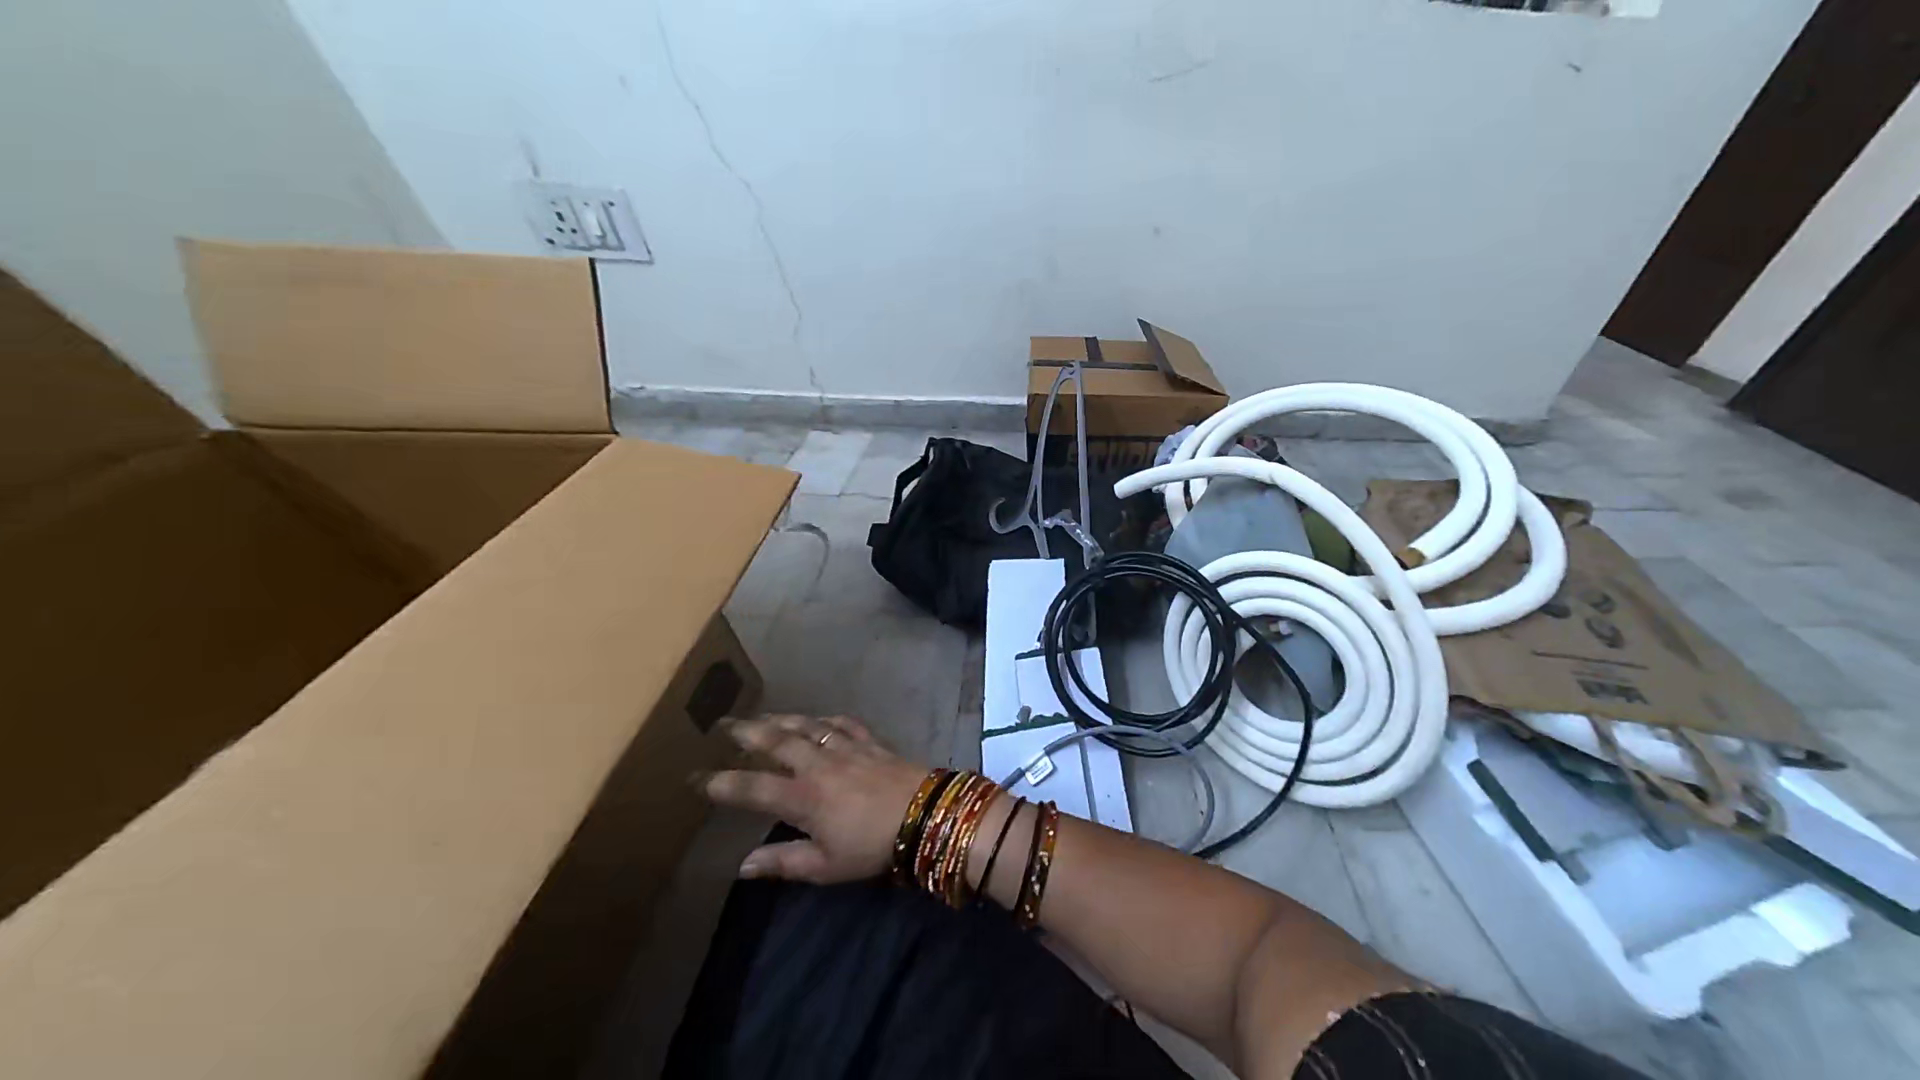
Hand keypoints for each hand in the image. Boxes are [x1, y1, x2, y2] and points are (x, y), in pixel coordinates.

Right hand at [700, 714, 931, 883]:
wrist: (925, 814)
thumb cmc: (871, 846)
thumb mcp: (825, 866)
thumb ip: (783, 862)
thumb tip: (742, 865)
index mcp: (801, 797)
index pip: (751, 787)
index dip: (720, 782)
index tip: (695, 777)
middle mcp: (817, 764)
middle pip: (775, 741)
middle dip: (745, 731)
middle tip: (723, 723)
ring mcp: (844, 747)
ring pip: (805, 725)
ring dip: (780, 718)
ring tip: (762, 716)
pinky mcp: (869, 740)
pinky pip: (842, 722)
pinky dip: (825, 719)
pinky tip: (819, 718)